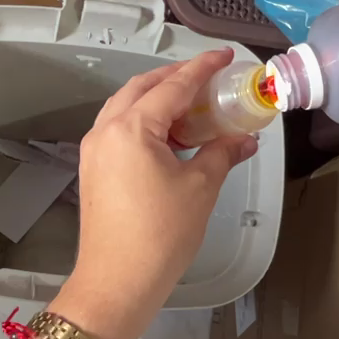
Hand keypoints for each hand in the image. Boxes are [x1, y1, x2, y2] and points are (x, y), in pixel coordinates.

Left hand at [51, 50, 259, 338]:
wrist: (117, 281)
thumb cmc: (160, 234)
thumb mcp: (200, 188)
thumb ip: (222, 153)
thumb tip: (246, 139)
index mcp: (132, 127)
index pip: (172, 86)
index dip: (201, 68)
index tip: (224, 56)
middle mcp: (105, 130)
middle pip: (141, 88)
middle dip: (175, 78)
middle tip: (208, 79)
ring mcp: (94, 150)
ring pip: (125, 107)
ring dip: (157, 98)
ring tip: (191, 106)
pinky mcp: (92, 169)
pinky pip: (118, 128)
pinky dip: (144, 120)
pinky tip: (168, 135)